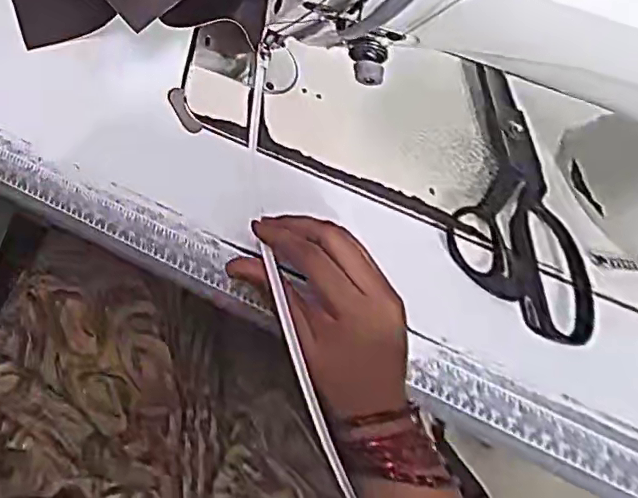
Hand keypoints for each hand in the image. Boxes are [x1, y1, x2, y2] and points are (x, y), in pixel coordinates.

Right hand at [226, 216, 408, 418]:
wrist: (377, 413)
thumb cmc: (342, 385)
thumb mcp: (300, 337)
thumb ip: (275, 291)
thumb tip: (247, 265)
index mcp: (356, 311)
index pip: (313, 256)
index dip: (282, 237)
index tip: (263, 232)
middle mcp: (379, 297)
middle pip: (334, 238)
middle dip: (297, 225)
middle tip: (272, 226)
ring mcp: (388, 294)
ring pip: (349, 240)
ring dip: (315, 229)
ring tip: (288, 230)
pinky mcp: (390, 293)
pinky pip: (359, 252)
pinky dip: (332, 242)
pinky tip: (313, 244)